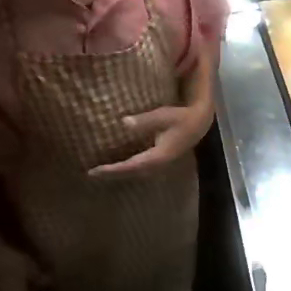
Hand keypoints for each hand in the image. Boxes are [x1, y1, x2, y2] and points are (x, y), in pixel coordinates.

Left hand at [88, 104, 208, 177]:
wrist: (199, 124)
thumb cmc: (181, 118)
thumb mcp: (163, 116)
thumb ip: (144, 121)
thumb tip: (123, 123)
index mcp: (157, 156)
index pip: (130, 166)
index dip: (112, 170)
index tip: (94, 171)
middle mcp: (157, 165)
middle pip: (130, 174)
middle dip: (111, 174)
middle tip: (91, 174)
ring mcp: (159, 165)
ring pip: (135, 173)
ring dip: (118, 174)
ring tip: (100, 172)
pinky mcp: (159, 161)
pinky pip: (139, 169)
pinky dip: (126, 169)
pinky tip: (117, 165)